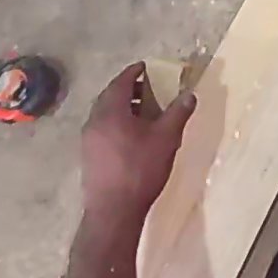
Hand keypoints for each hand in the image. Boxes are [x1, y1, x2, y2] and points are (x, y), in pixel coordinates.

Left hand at [79, 62, 197, 229]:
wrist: (114, 210)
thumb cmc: (141, 169)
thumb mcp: (167, 138)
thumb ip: (178, 112)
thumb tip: (190, 94)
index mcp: (111, 113)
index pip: (120, 84)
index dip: (133, 72)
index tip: (146, 66)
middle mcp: (94, 123)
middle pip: (109, 97)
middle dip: (128, 89)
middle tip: (148, 86)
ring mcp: (88, 141)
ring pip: (105, 114)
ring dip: (123, 106)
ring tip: (145, 110)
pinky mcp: (89, 156)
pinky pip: (103, 128)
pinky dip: (118, 121)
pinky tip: (134, 133)